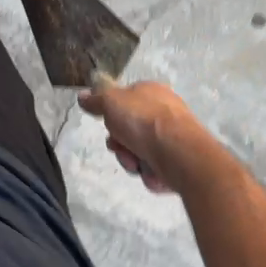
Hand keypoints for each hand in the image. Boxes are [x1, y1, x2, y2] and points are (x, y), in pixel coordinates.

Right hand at [77, 77, 210, 193]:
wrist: (182, 156)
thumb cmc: (144, 120)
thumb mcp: (110, 101)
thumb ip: (95, 99)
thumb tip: (83, 96)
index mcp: (152, 93)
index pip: (125, 101)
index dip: (112, 114)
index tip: (107, 124)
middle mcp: (166, 114)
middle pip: (129, 130)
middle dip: (119, 143)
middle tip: (118, 147)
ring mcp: (175, 140)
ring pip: (140, 152)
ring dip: (132, 160)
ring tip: (137, 163)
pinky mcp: (183, 165)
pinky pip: (156, 170)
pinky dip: (150, 174)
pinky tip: (153, 173)